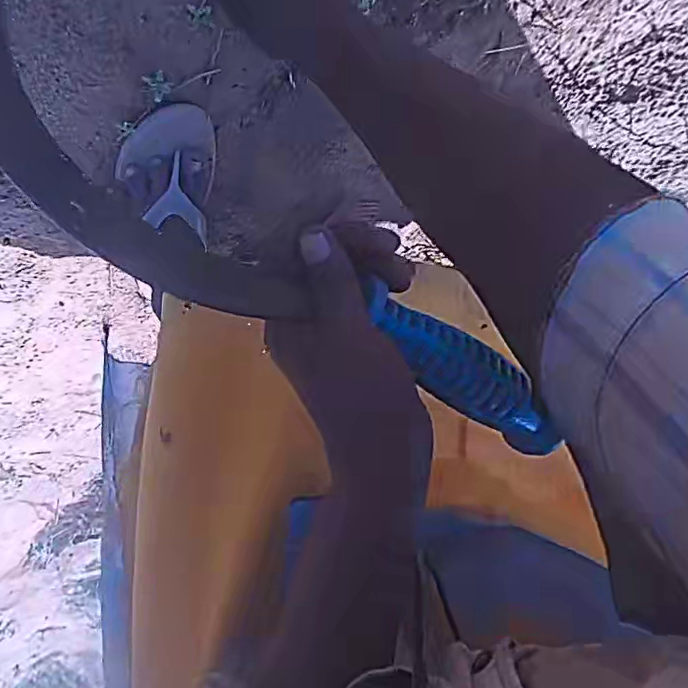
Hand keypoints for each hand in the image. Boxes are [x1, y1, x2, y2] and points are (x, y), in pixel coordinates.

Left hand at [265, 224, 432, 503]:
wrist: (387, 454)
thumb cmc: (364, 393)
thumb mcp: (348, 330)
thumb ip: (330, 281)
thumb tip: (308, 233)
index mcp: (282, 317)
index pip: (293, 257)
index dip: (330, 237)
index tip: (370, 236)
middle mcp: (297, 319)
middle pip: (318, 264)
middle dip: (357, 251)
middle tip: (395, 254)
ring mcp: (325, 330)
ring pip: (342, 279)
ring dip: (372, 267)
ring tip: (405, 278)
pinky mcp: (351, 340)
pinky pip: (358, 300)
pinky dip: (378, 288)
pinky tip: (401, 286)